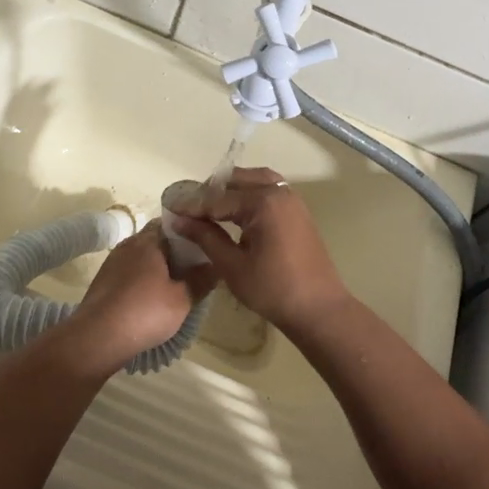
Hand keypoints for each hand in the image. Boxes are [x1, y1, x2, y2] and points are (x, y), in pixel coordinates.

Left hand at [63, 224, 213, 374]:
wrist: (97, 338)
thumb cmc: (145, 312)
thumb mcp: (183, 299)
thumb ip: (201, 279)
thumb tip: (215, 264)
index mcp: (148, 241)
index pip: (170, 223)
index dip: (188, 232)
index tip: (202, 246)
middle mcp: (128, 245)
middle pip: (155, 241)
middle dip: (174, 253)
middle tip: (193, 269)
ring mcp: (112, 263)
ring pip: (141, 258)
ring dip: (157, 268)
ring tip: (175, 287)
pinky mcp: (103, 282)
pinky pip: (129, 274)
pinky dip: (142, 281)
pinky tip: (151, 300)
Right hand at [161, 168, 350, 334]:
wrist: (318, 308)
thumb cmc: (273, 289)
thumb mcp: (232, 266)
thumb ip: (205, 237)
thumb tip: (179, 220)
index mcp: (263, 202)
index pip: (218, 198)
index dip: (192, 205)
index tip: (170, 209)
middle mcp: (279, 192)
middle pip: (237, 179)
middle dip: (212, 192)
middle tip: (190, 210)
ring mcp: (292, 200)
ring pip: (255, 181)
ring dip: (232, 190)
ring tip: (210, 209)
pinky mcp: (297, 211)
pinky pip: (269, 191)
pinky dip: (249, 196)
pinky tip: (235, 214)